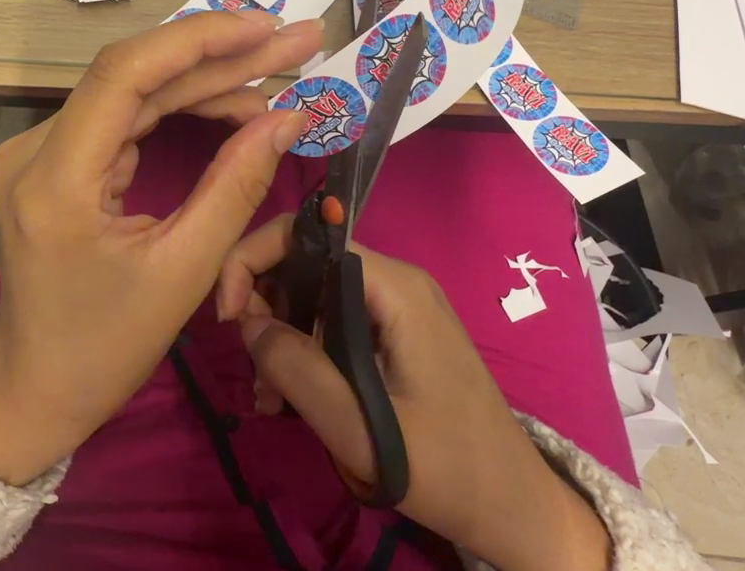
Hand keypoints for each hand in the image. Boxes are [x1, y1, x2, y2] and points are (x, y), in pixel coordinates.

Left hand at [0, 12, 321, 485]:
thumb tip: (288, 118)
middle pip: (135, 79)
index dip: (197, 40)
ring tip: (279, 69)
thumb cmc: (103, 346)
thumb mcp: (181, 273)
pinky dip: (179, 110)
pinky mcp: (55, 159)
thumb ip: (234, 187)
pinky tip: (233, 103)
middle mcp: (35, 148)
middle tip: (297, 40)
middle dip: (220, 58)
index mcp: (55, 179)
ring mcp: (40, 151)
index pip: (123, 74)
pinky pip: (123, 118)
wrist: (33, 382)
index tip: (266, 27)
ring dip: (206, 81)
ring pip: (132, 94)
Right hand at [217, 218, 611, 570]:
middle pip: (303, 264)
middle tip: (253, 373)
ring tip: (270, 399)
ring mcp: (396, 306)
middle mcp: (394, 282)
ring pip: (312, 296)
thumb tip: (245, 322)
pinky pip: (333, 321)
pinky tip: (292, 397)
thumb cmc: (446, 468)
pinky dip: (305, 350)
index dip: (252, 262)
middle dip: (263, 309)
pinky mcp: (395, 332)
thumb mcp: (358, 426)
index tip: (228, 319)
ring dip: (281, 338)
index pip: (302, 235)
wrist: (516, 510)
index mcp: (392, 287)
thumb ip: (295, 367)